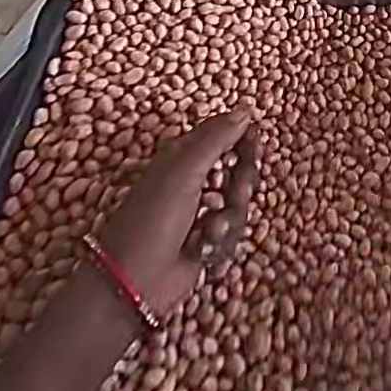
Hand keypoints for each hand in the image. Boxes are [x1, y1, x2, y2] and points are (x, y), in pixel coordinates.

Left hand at [98, 112, 260, 315]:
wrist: (135, 281)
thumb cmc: (154, 217)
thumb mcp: (186, 169)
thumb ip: (217, 138)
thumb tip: (246, 109)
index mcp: (184, 154)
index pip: (223, 132)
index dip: (242, 136)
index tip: (254, 142)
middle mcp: (195, 178)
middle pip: (237, 167)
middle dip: (241, 181)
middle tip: (235, 191)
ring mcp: (202, 209)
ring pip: (239, 200)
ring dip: (231, 214)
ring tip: (213, 226)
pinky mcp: (209, 237)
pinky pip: (234, 228)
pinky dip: (222, 237)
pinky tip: (205, 244)